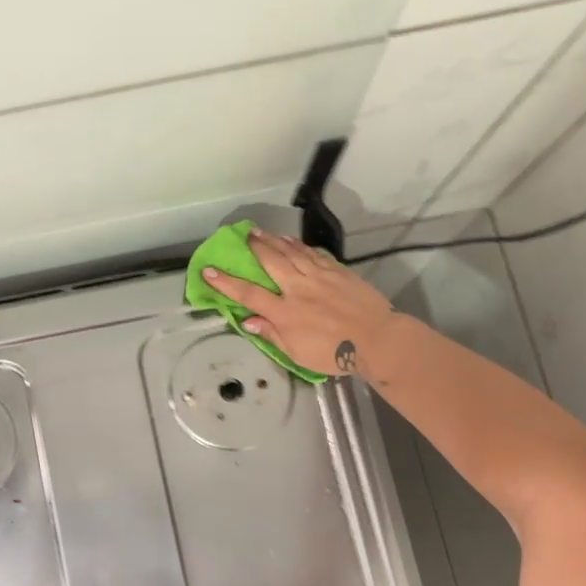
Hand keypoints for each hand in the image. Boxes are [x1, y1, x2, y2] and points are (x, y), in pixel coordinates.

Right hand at [204, 228, 397, 376]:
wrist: (376, 340)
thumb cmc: (333, 353)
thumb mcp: (297, 353)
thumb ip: (272, 334)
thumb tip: (249, 321)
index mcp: (284, 312)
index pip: (248, 294)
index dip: (226, 283)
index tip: (209, 271)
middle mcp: (298, 288)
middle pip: (271, 261)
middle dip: (254, 247)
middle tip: (243, 235)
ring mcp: (319, 276)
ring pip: (292, 252)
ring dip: (274, 240)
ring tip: (262, 232)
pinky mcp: (338, 271)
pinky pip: (314, 254)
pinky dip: (300, 246)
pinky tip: (292, 241)